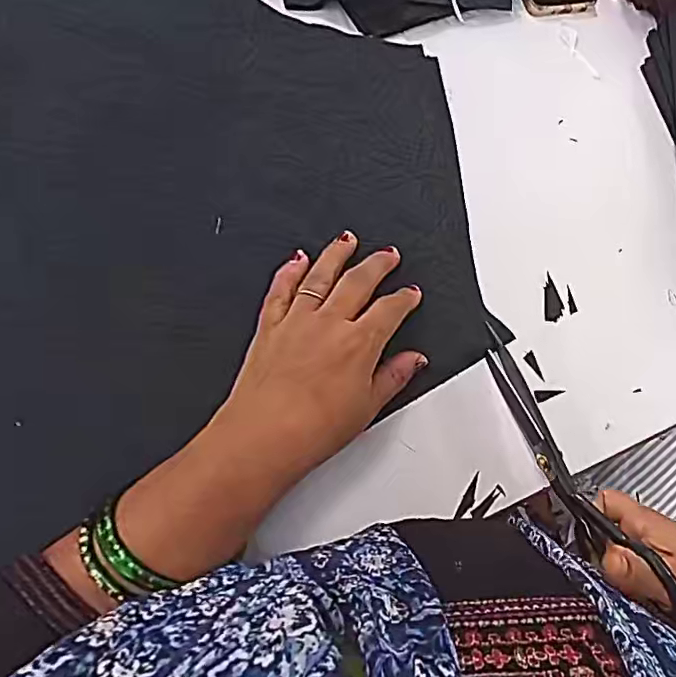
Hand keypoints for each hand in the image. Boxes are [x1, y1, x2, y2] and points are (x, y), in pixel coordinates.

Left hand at [214, 231, 428, 481]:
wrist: (262, 437)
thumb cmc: (312, 428)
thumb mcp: (368, 406)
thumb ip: (394, 376)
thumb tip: (413, 360)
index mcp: (359, 343)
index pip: (390, 309)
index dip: (405, 298)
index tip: (411, 293)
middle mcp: (328, 324)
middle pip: (359, 281)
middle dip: (378, 264)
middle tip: (388, 254)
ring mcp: (296, 322)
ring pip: (320, 275)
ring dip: (336, 254)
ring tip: (347, 240)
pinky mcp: (269, 327)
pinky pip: (281, 289)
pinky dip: (289, 271)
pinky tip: (296, 260)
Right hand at [596, 490, 675, 641]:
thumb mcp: (668, 582)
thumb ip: (630, 568)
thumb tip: (598, 558)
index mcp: (648, 523)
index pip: (602, 502)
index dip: (584, 520)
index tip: (580, 548)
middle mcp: (649, 532)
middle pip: (603, 534)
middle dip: (600, 559)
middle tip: (614, 582)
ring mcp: (654, 552)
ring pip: (616, 558)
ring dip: (617, 580)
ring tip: (637, 596)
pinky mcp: (660, 572)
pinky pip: (630, 576)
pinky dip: (632, 591)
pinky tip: (647, 604)